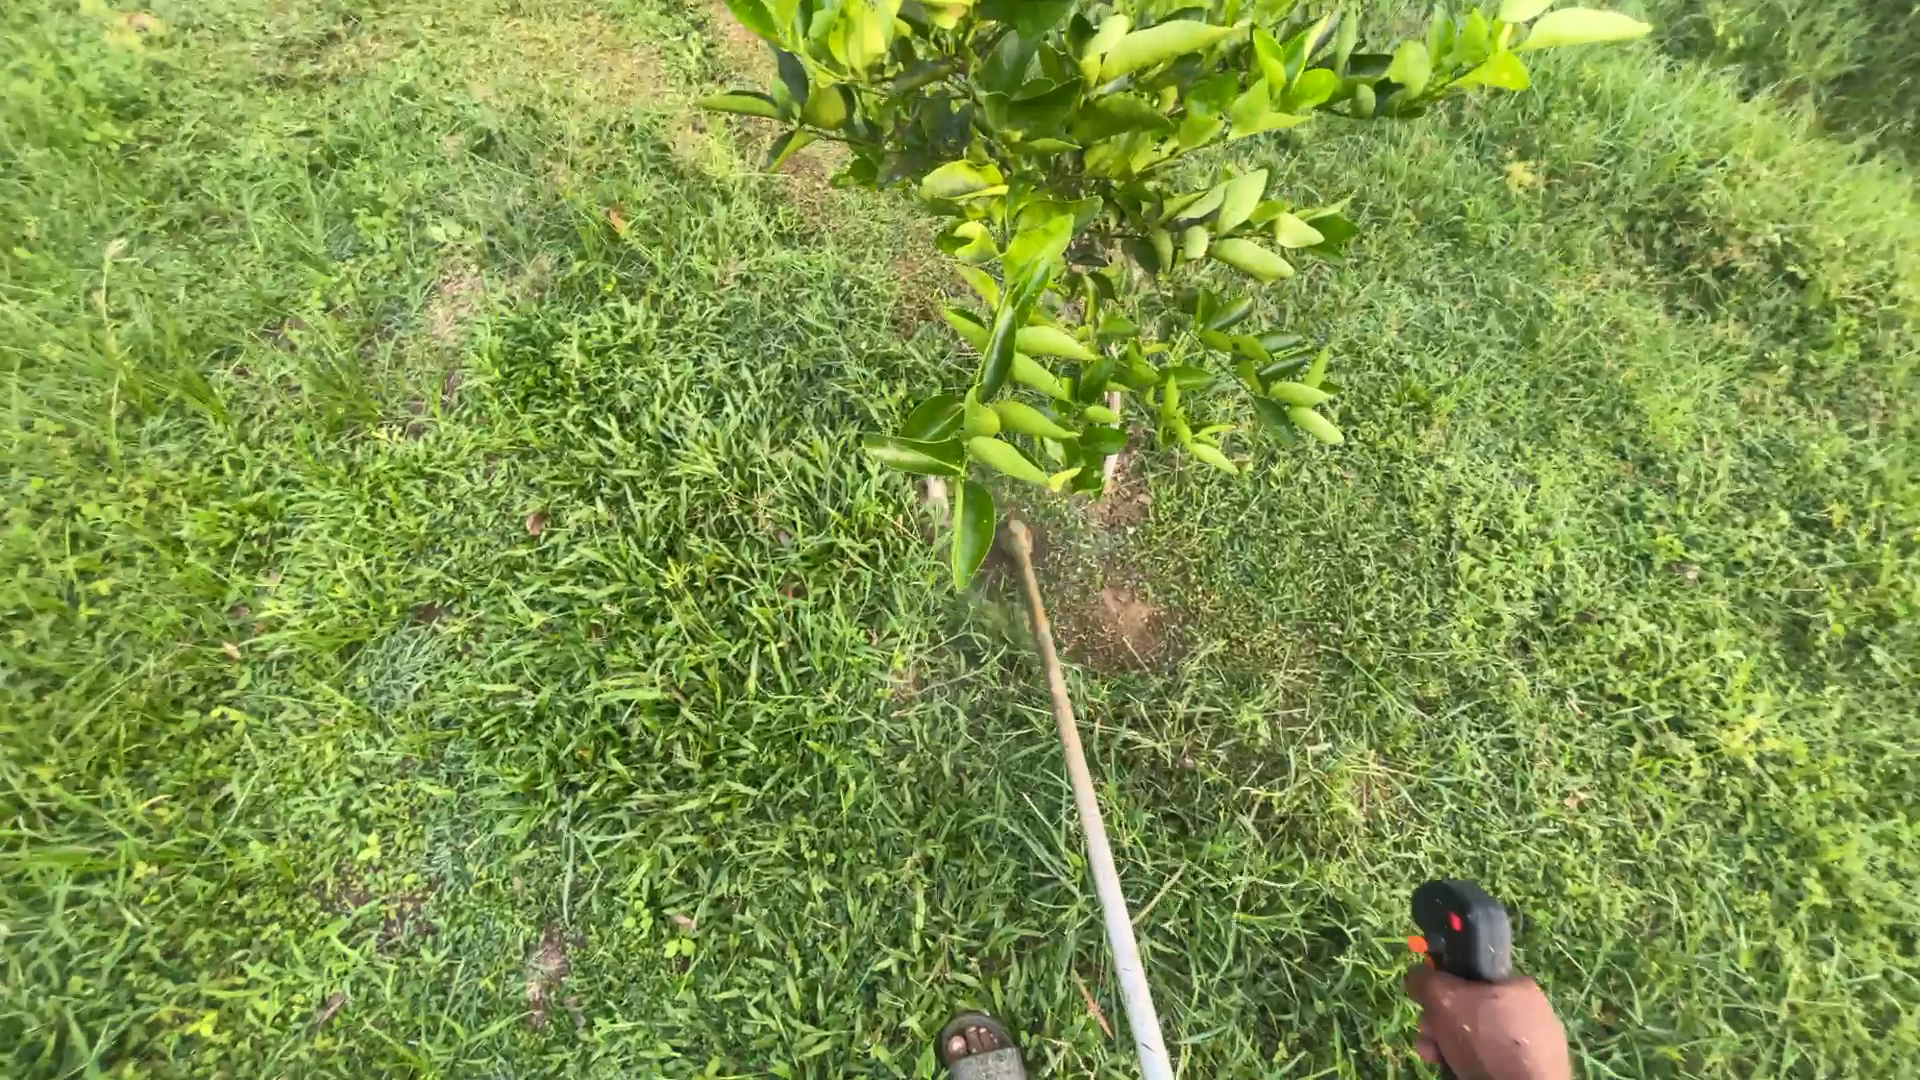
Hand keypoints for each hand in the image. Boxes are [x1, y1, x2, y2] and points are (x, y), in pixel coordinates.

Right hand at [1404, 967, 1571, 1079]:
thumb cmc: (1484, 1037)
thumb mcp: (1441, 996)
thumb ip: (1423, 977)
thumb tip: (1417, 975)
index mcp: (1519, 986)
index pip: (1471, 976)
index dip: (1442, 985)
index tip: (1426, 1000)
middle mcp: (1532, 1013)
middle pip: (1469, 1008)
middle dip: (1439, 1020)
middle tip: (1427, 1032)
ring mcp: (1536, 1047)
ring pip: (1477, 1035)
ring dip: (1446, 1041)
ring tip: (1432, 1053)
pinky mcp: (1534, 1073)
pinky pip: (1493, 1058)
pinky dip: (1469, 1060)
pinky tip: (1452, 1067)